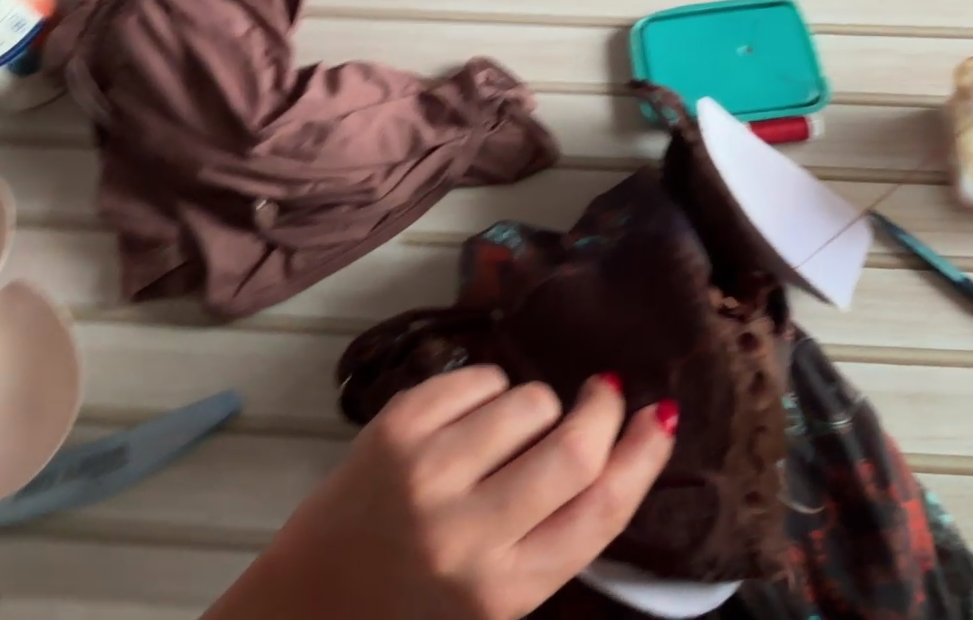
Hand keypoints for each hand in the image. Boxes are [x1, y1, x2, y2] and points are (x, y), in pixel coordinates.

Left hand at [209, 367, 676, 619]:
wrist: (311, 602)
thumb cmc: (419, 602)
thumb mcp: (503, 591)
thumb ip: (560, 526)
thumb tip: (631, 431)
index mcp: (506, 588)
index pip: (600, 508)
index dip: (644, 454)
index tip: (661, 414)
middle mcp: (468, 530)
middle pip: (572, 447)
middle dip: (601, 408)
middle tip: (603, 390)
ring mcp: (426, 470)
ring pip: (526, 399)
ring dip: (536, 404)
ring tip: (509, 430)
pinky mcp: (393, 425)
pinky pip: (478, 376)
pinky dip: (488, 388)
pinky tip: (468, 419)